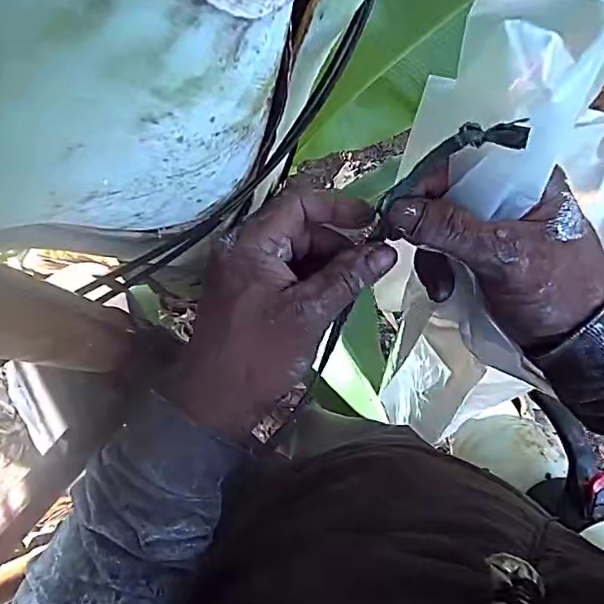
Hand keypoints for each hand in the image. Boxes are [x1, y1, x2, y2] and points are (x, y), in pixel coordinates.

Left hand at [164, 187, 398, 437]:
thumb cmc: (258, 356)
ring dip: (326, 266)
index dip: (338, 207)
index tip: (372, 223)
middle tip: (367, 269)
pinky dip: (310, 282)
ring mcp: (243, 271)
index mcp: (250, 244)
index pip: (299, 203)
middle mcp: (242, 249)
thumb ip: (347, 277)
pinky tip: (330, 302)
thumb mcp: (310, 313)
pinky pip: (285, 273)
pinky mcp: (247, 292)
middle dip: (336, 245)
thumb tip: (387, 250)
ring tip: (351, 291)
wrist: (216, 400)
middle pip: (299, 228)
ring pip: (295, 252)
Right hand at [382, 165, 603, 349]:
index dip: (430, 179)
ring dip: (431, 255)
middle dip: (426, 226)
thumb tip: (398, 209)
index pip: (466, 159)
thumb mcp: (504, 256)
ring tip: (441, 285)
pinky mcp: (481, 254)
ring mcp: (493, 227)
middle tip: (411, 248)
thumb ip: (451, 230)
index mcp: (528, 178)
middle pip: (446, 193)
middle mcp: (508, 196)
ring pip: (440, 224)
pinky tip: (445, 290)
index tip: (403, 207)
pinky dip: (436, 268)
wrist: (578, 343)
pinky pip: (444, 249)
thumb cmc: (559, 292)